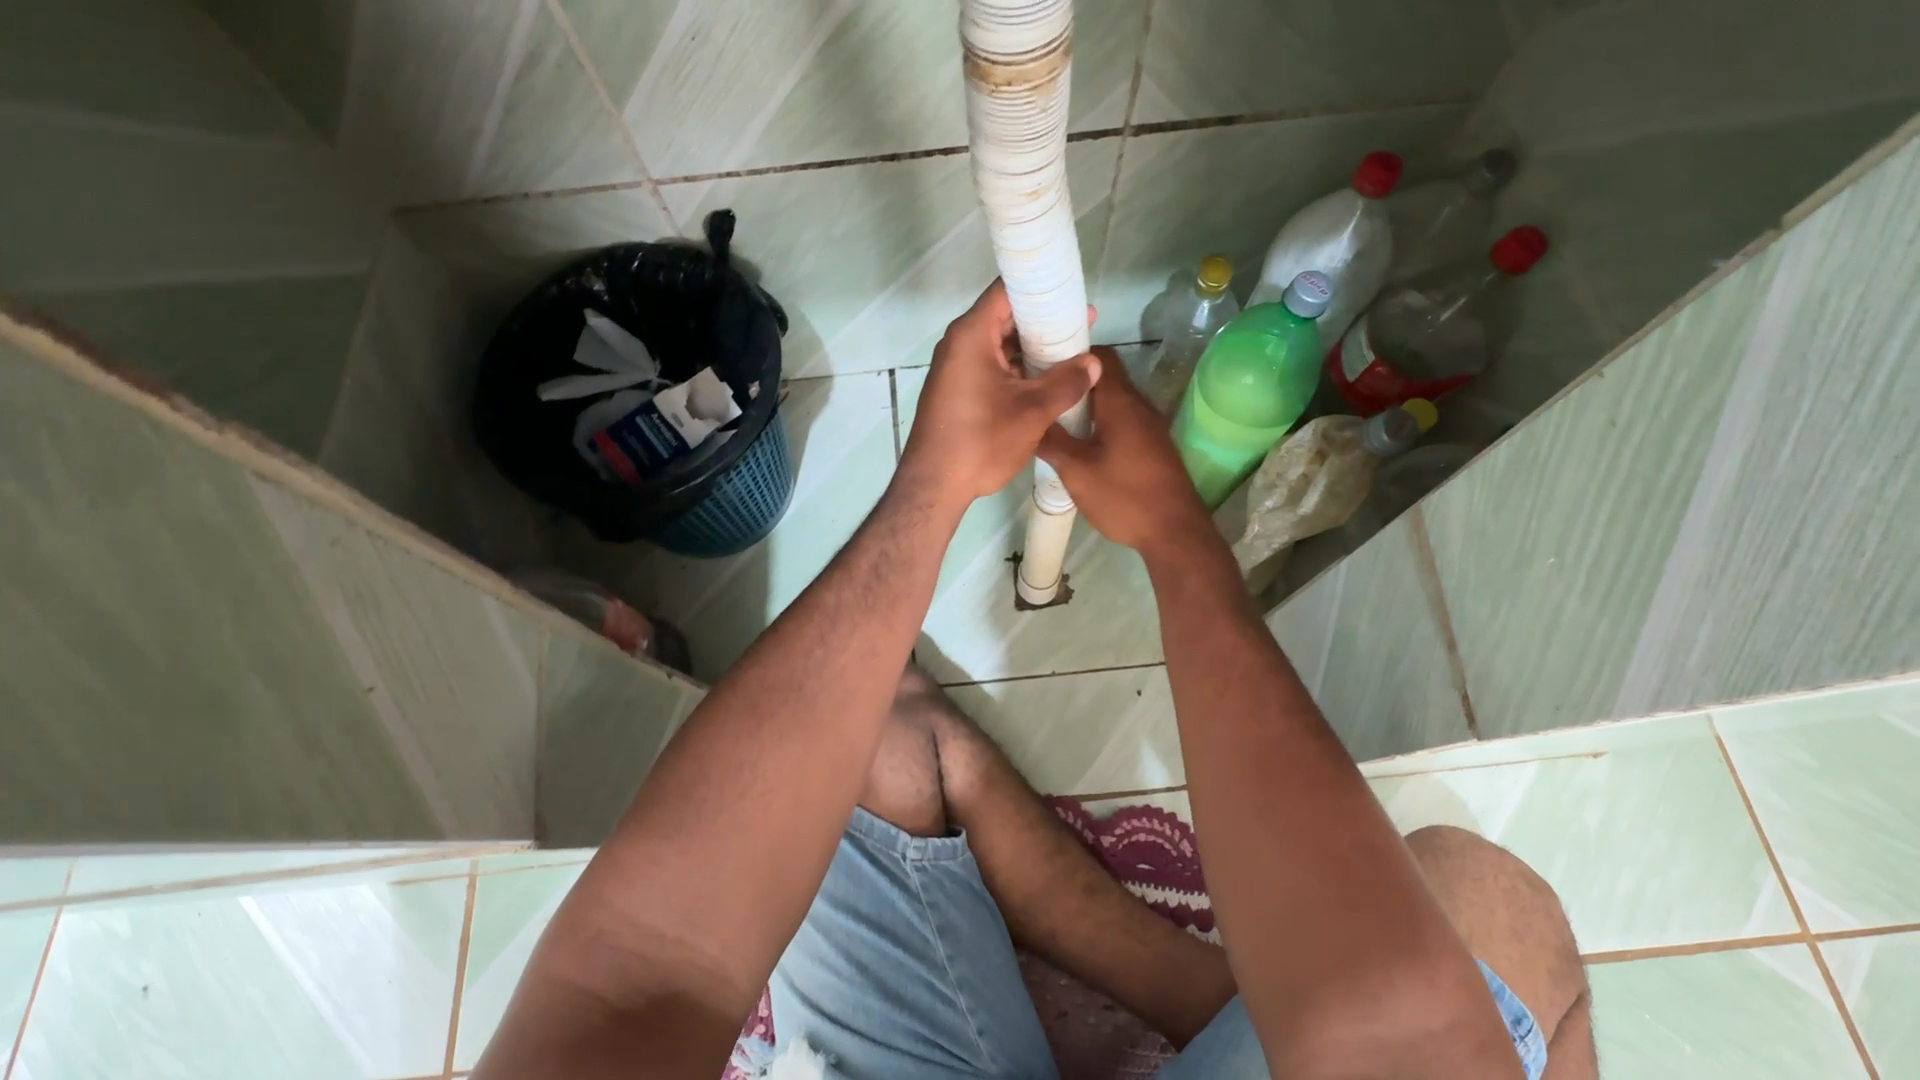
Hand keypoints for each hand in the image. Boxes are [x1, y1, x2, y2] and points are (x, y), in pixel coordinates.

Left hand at [899, 280, 1100, 507]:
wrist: (934, 485)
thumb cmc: (981, 441)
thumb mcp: (1033, 412)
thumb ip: (1066, 383)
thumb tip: (1093, 364)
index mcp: (972, 335)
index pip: (1007, 290)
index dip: (1042, 289)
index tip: (1072, 296)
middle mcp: (959, 344)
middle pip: (1005, 317)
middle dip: (1043, 322)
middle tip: (1081, 327)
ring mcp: (956, 368)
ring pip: (1000, 345)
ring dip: (1032, 349)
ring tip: (1070, 354)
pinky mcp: (957, 390)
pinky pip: (991, 366)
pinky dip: (1017, 369)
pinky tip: (1045, 381)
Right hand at [1037, 359, 1215, 558]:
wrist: (1174, 533)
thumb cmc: (1124, 497)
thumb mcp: (1077, 471)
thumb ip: (1051, 441)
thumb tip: (1029, 420)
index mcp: (1121, 402)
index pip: (1099, 356)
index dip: (1070, 354)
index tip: (1040, 366)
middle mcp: (1139, 406)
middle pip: (1104, 378)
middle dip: (1072, 383)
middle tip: (1040, 395)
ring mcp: (1149, 426)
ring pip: (1112, 402)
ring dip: (1085, 406)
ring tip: (1053, 420)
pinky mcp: (1152, 446)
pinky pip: (1121, 421)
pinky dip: (1099, 424)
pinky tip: (1079, 444)